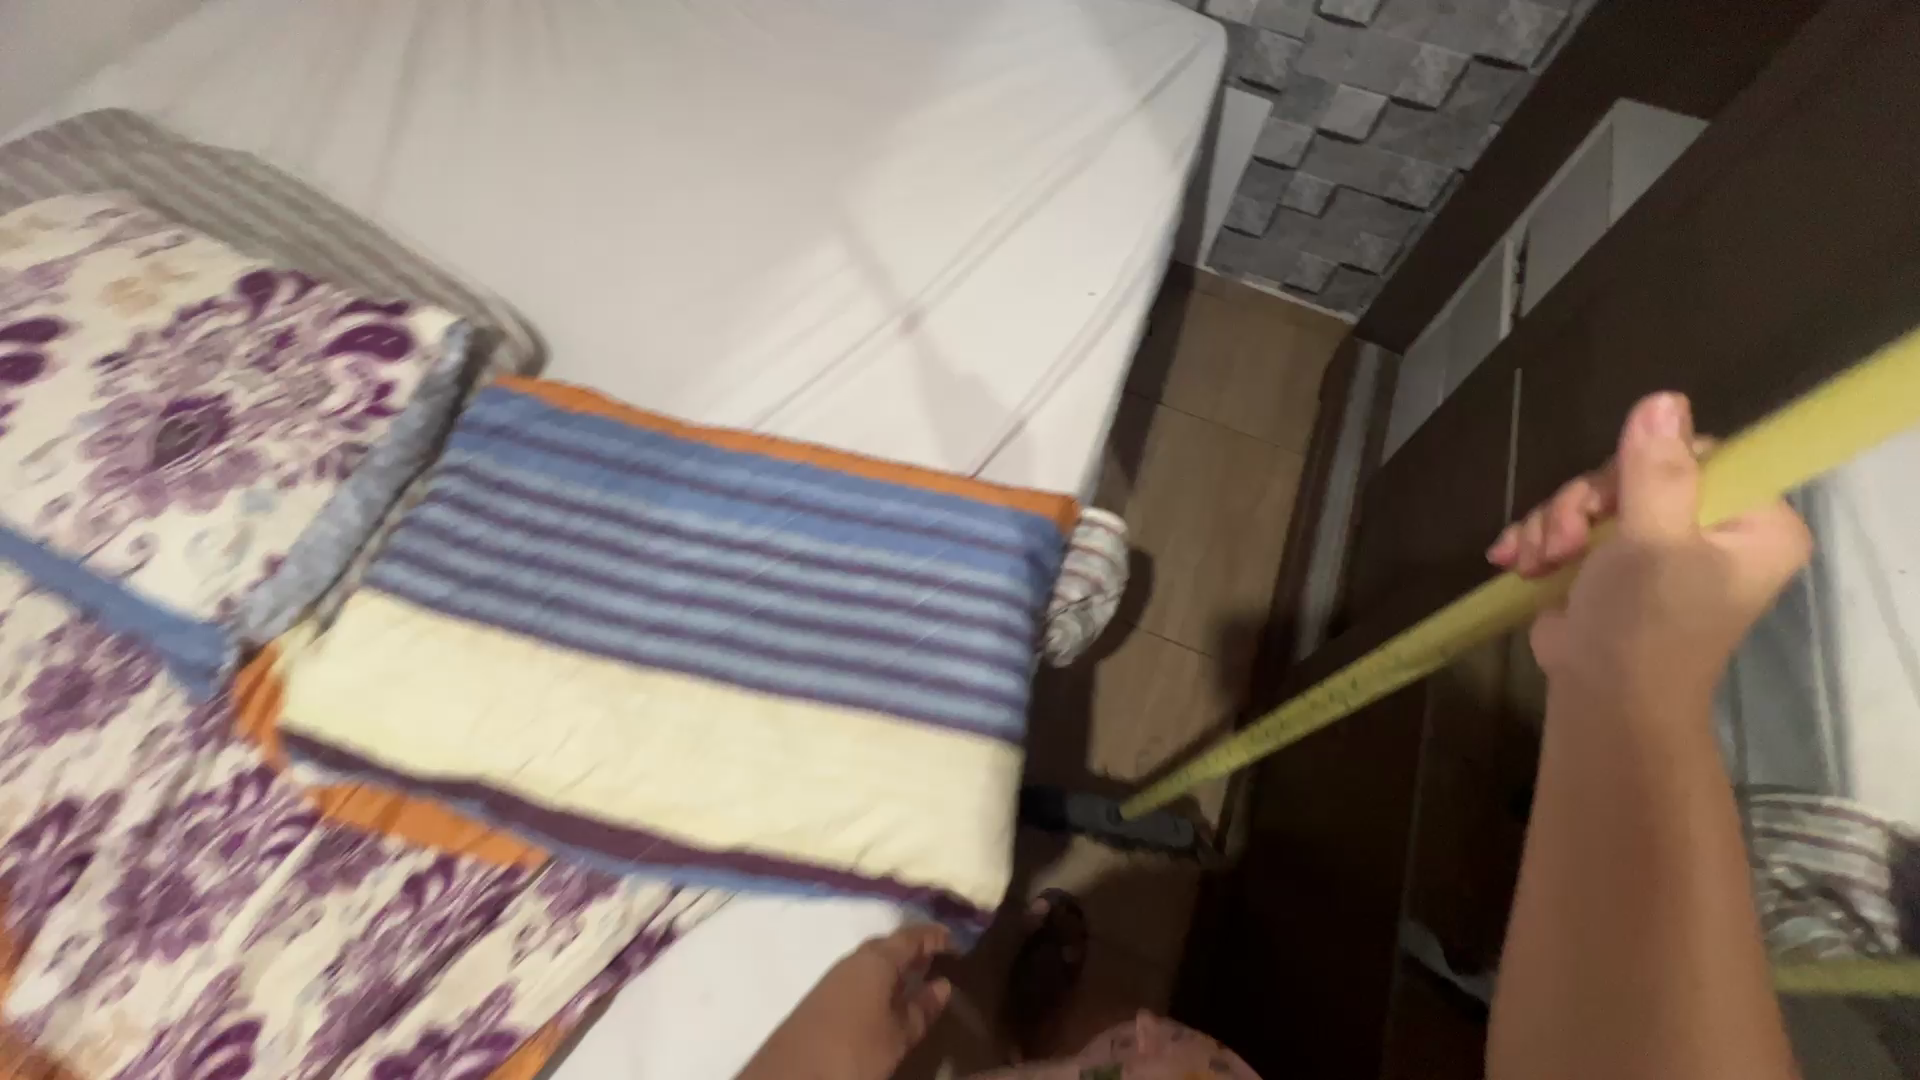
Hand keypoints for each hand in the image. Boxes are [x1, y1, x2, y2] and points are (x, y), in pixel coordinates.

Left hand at [739, 923, 953, 1079]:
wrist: (788, 1077)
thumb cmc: (852, 1053)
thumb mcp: (895, 1037)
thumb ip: (920, 1010)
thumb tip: (943, 985)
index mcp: (875, 960)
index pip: (910, 936)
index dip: (933, 936)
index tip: (955, 940)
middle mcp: (854, 960)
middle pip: (888, 946)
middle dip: (913, 950)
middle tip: (938, 960)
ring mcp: (834, 979)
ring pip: (872, 963)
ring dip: (895, 968)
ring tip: (917, 981)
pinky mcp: (822, 999)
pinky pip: (859, 978)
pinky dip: (879, 983)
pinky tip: (886, 1003)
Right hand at [1487, 392, 1810, 711]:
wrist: (1602, 693)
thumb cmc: (1645, 621)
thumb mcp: (1651, 541)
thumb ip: (1656, 472)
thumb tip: (1661, 400)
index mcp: (1750, 521)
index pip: (1697, 457)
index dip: (1639, 469)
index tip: (1606, 502)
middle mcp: (1706, 528)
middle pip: (1631, 477)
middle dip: (1579, 508)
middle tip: (1560, 544)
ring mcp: (1651, 547)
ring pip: (1588, 502)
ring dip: (1550, 527)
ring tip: (1535, 562)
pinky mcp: (1604, 563)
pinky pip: (1565, 527)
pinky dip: (1535, 541)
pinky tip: (1514, 560)